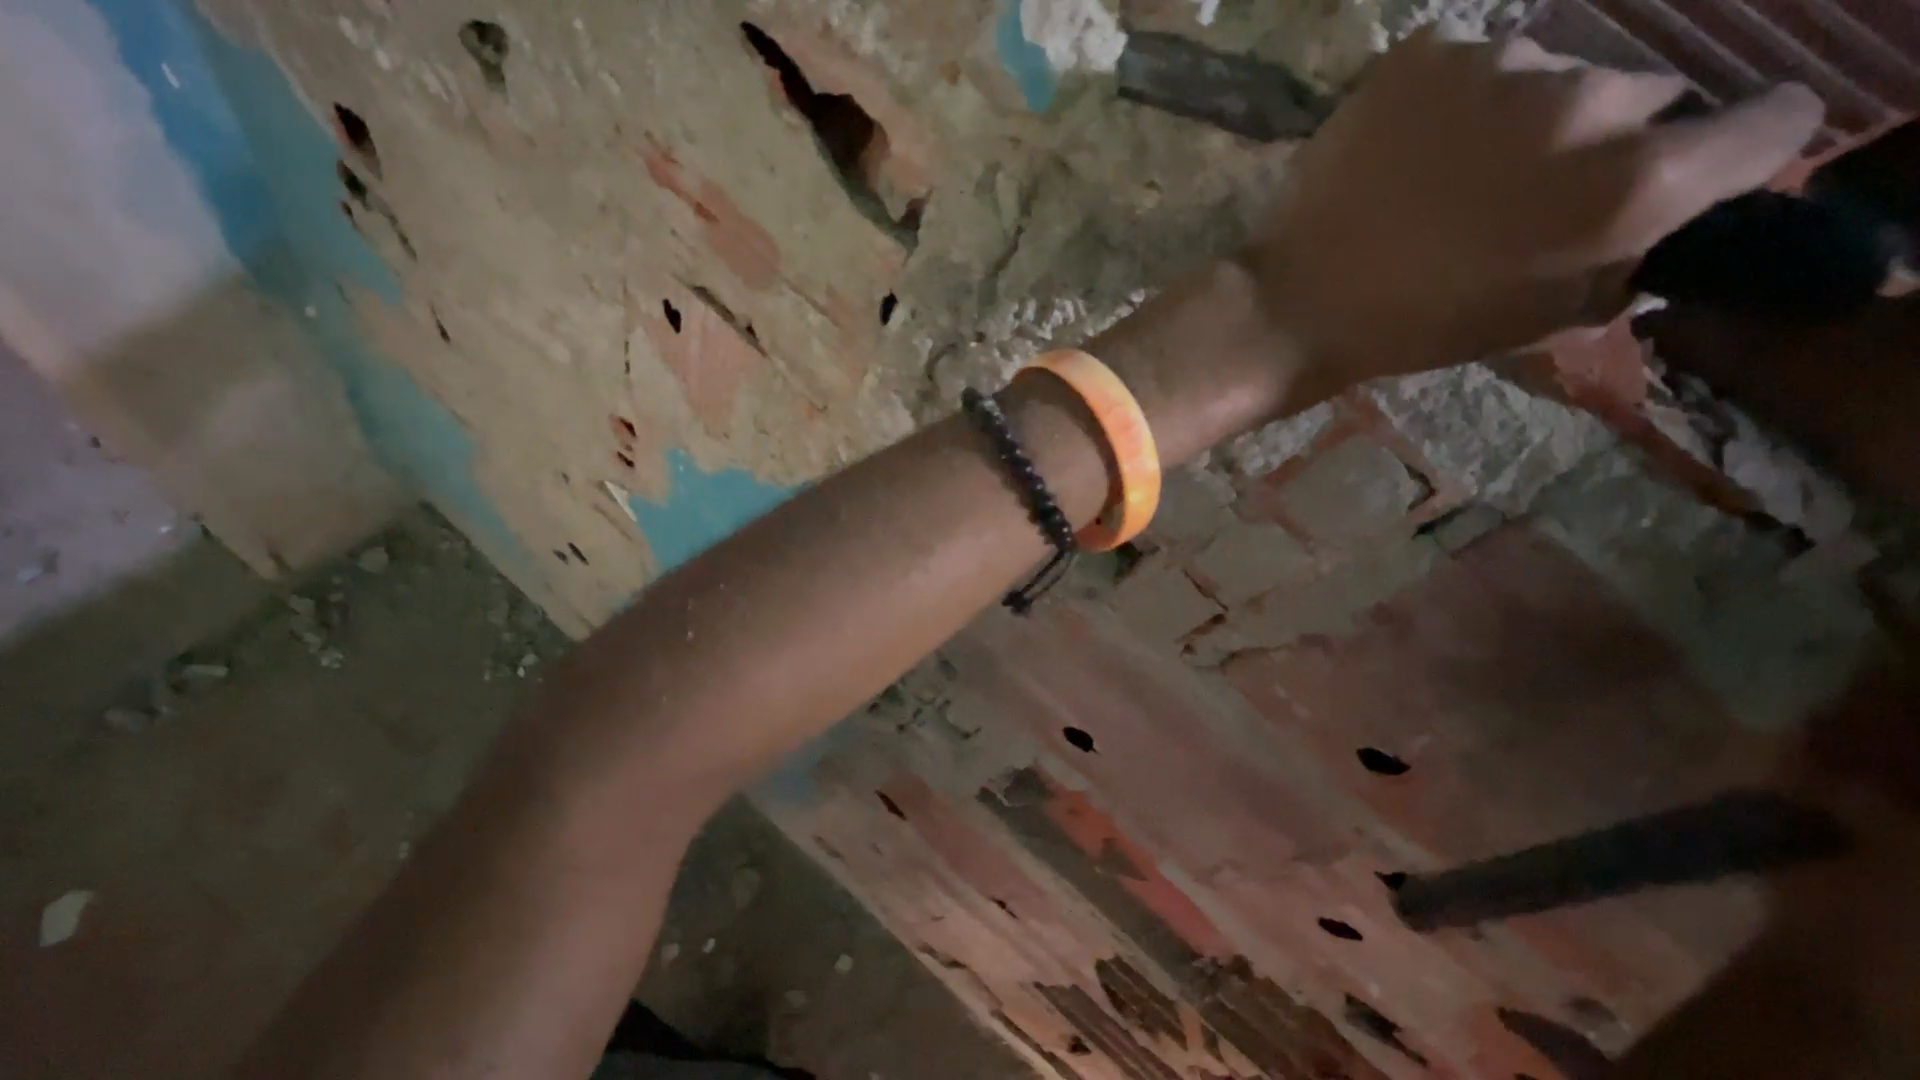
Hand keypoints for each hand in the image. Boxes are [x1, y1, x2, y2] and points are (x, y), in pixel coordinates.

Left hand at [1244, 29, 1824, 382]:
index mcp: (1632, 183)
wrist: (1302, 298)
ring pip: (1560, 73)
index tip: (1716, 156)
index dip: (1749, 140)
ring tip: (1470, 165)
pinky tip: (1420, 147)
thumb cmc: (1424, 325)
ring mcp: (1503, 65)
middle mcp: (1587, 103)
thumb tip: (1664, 227)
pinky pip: (1478, 64)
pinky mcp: (1430, 52)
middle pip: (1650, 93)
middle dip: (1619, 134)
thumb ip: (1629, 259)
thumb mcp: (1546, 317)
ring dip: (1537, 112)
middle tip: (1549, 181)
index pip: (1770, 120)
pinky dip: (1464, 99)